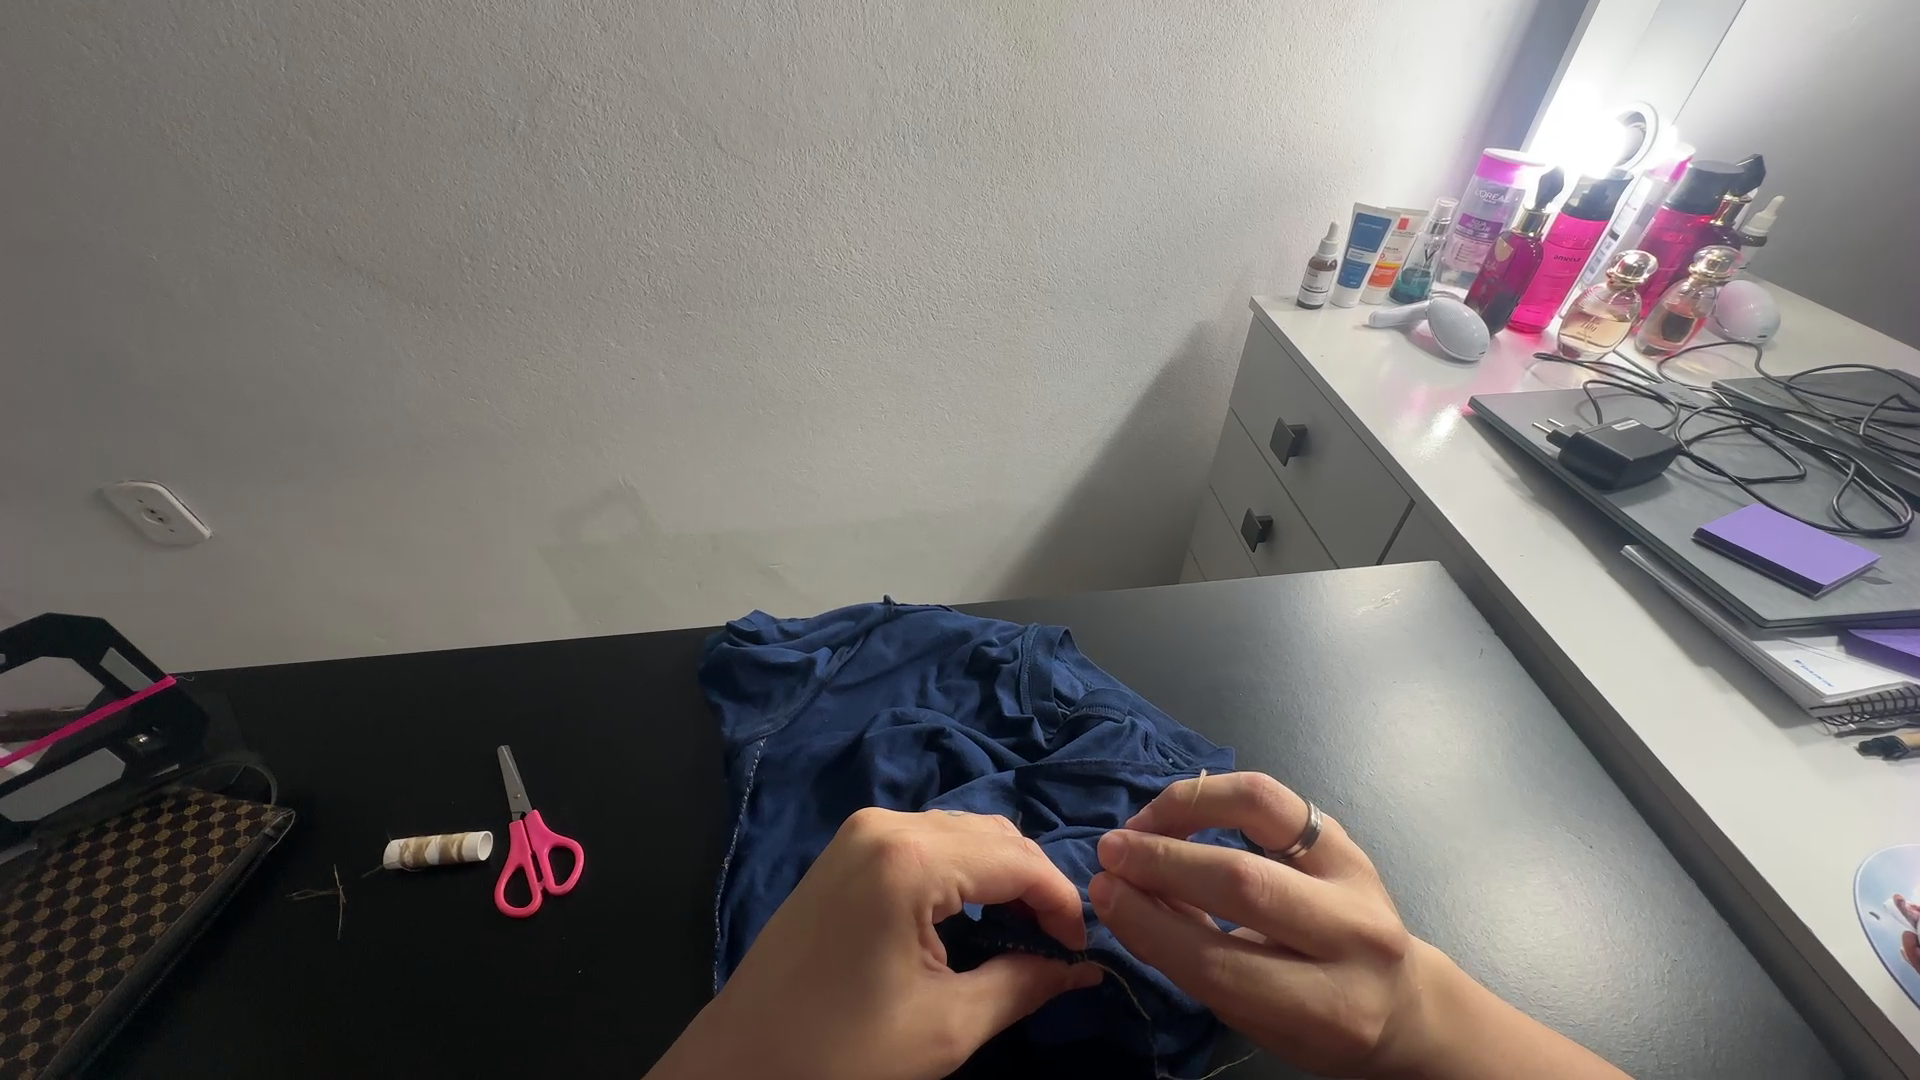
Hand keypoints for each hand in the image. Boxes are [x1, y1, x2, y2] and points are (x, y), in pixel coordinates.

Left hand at [648, 807, 1102, 1079]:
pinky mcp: (849, 845)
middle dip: (1033, 883)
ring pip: (961, 831)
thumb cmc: (842, 1053)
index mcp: (910, 858)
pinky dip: (961, 868)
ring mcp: (863, 828)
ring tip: (1021, 930)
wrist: (739, 1063)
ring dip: (999, 873)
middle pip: (992, 834)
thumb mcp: (946, 1026)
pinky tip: (971, 913)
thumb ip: (1023, 984)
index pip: (1015, 859)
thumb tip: (1083, 969)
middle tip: (1055, 942)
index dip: (1060, 899)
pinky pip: (927, 839)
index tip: (1082, 949)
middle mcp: (888, 823)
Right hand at [1091, 772, 1625, 1079]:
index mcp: (1328, 1008)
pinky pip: (1269, 792)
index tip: (1102, 894)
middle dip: (1162, 860)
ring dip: (1183, 809)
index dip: (1149, 924)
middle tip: (1110, 850)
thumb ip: (1191, 958)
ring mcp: (1355, 874)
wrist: (1401, 1000)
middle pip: (1242, 882)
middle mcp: (1353, 938)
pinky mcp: (1343, 834)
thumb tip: (1119, 895)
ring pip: (1259, 812)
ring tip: (1141, 822)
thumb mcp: (1255, 1016)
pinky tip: (1179, 808)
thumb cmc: (1314, 1018)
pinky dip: (1213, 792)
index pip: (1219, 962)